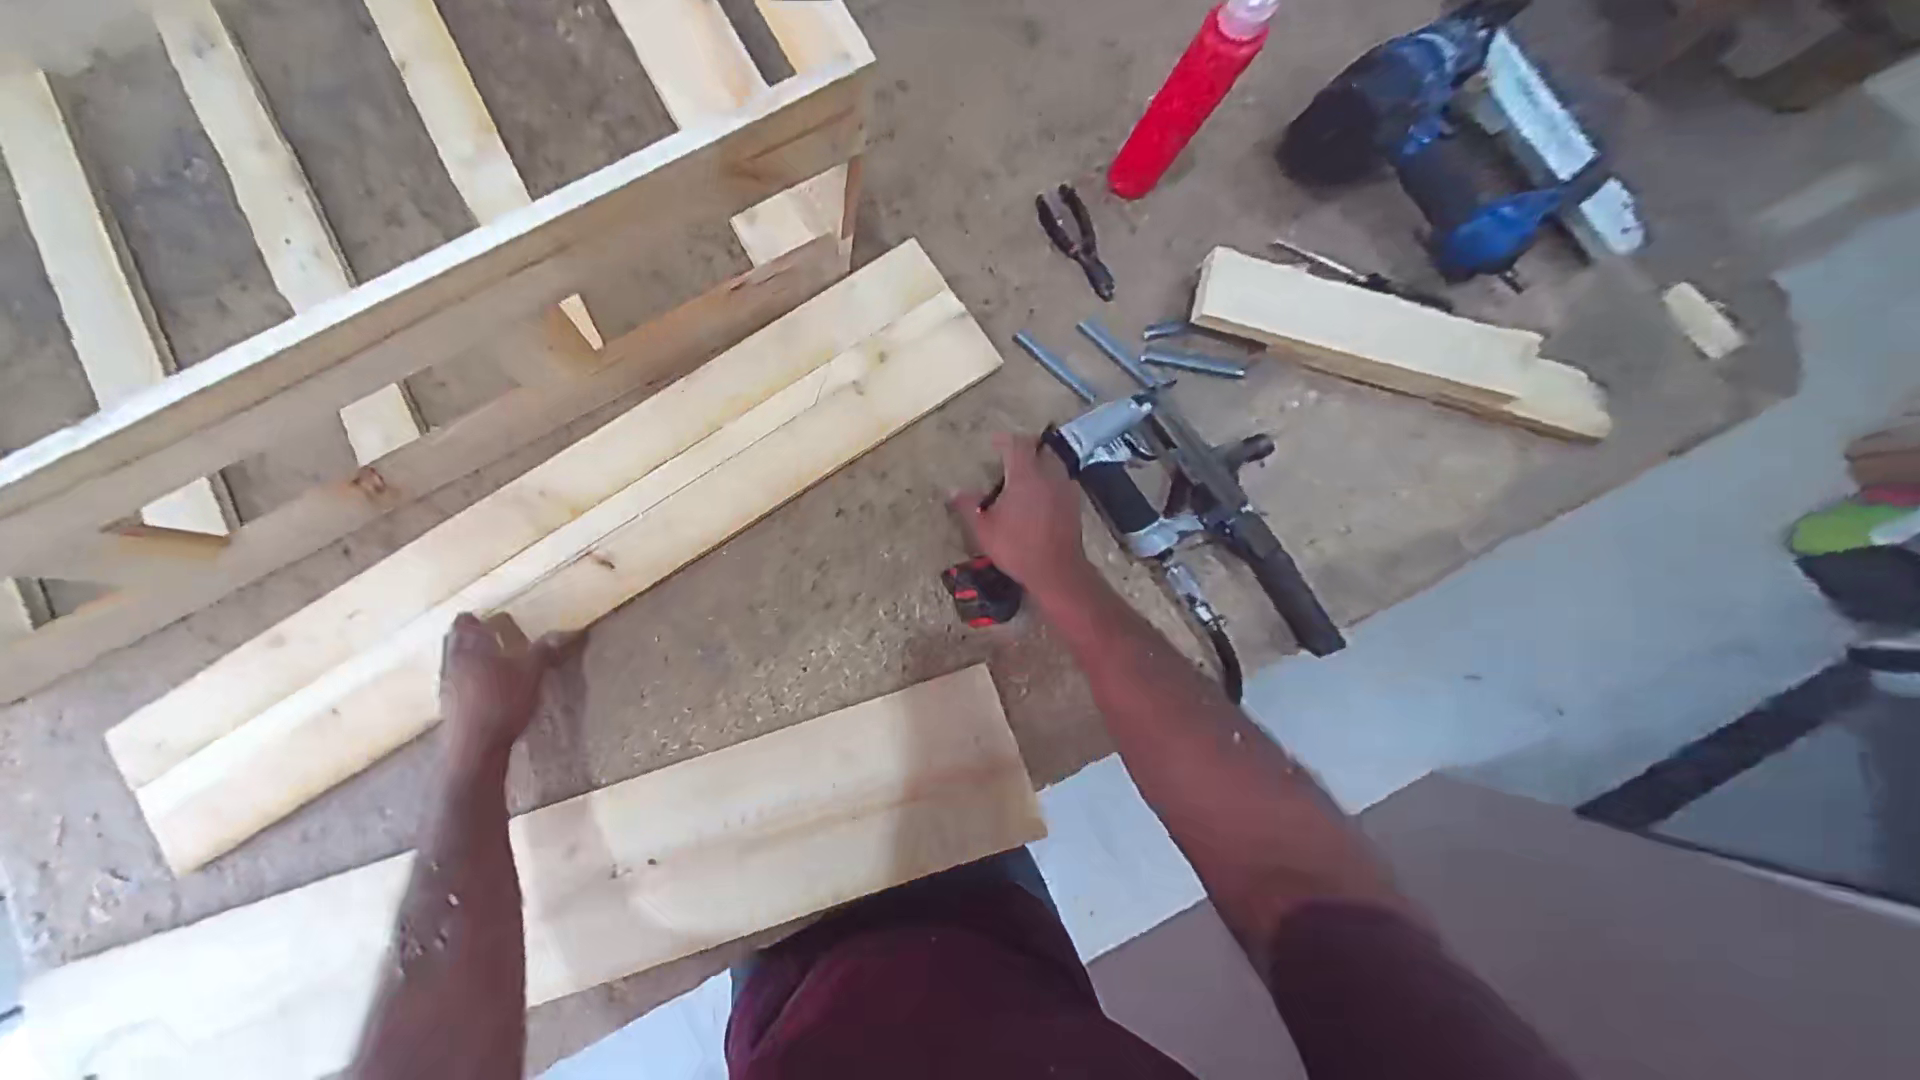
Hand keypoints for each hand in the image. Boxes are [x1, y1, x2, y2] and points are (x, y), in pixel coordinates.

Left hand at [439, 613, 576, 764]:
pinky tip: (485, 687)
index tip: (491, 618)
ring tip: (491, 660)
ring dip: (468, 656)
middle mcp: (453, 663)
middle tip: (490, 634)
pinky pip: (456, 681)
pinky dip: (468, 677)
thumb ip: (546, 650)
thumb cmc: (504, 702)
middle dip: (469, 635)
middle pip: (454, 641)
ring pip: (454, 662)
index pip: (465, 624)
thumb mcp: (532, 673)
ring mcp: (447, 686)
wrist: (475, 748)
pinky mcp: (449, 706)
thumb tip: (571, 630)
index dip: (477, 619)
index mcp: (471, 649)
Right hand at [950, 432, 1091, 596]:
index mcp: (1025, 474)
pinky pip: (1062, 480)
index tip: (995, 442)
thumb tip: (952, 491)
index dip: (1005, 439)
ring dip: (1040, 462)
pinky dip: (1051, 479)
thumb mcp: (984, 529)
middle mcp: (1049, 474)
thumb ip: (968, 505)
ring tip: (1026, 474)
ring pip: (1054, 463)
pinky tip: (1042, 495)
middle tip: (1011, 456)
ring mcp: (1066, 487)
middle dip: (1026, 447)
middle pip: (1040, 448)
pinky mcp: (1075, 503)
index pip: (1017, 443)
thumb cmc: (1016, 547)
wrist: (1056, 570)